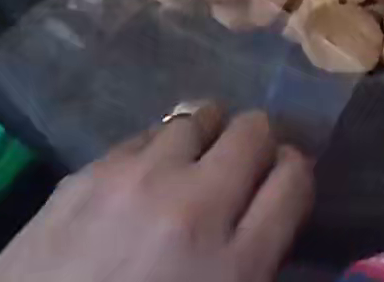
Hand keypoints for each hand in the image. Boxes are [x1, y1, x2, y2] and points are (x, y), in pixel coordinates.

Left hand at [0, 105, 312, 281]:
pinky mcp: (89, 173)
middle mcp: (194, 208)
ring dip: (203, 142)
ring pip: (201, 116)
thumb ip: (252, 270)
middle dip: (256, 147)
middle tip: (237, 174)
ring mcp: (138, 182)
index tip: (278, 187)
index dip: (292, 176)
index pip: (295, 177)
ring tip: (186, 171)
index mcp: (233, 268)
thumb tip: (265, 220)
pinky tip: (136, 188)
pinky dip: (154, 154)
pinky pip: (146, 135)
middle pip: (256, 129)